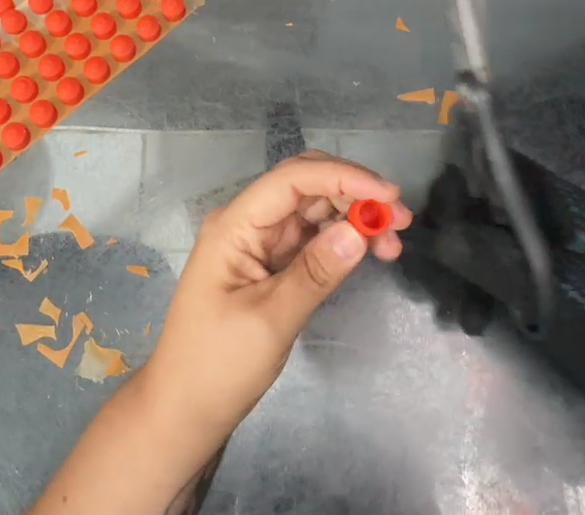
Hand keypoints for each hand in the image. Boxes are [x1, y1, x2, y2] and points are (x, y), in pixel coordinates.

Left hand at [137, 153, 411, 434]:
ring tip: (394, 242)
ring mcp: (258, 242)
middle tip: (401, 217)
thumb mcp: (271, 321)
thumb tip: (358, 231)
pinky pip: (311, 237)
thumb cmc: (217, 365)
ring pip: (313, 209)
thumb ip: (314, 273)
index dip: (343, 177)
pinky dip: (343, 239)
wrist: (184, 408)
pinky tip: (370, 252)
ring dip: (353, 215)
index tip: (390, 194)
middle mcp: (246, 222)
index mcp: (234, 225)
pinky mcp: (270, 263)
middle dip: (354, 192)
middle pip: (305, 185)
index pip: (292, 179)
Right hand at [399, 157, 584, 458]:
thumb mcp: (542, 293)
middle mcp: (557, 218)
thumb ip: (485, 257)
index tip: (431, 208)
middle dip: (457, 231)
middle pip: (492, 204)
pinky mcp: (552, 284)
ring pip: (494, 241)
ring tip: (455, 309)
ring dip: (466, 268)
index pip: (503, 167)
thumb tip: (431, 234)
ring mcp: (555, 252)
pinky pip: (506, 271)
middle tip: (430, 262)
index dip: (462, 179)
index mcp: (563, 204)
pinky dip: (485, 289)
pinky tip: (472, 318)